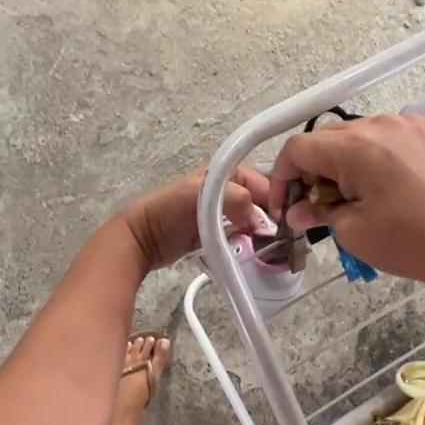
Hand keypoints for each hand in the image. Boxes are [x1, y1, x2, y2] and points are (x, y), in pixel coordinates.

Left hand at [118, 166, 273, 273]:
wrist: (141, 239)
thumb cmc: (168, 212)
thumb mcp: (200, 196)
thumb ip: (234, 199)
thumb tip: (259, 218)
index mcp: (223, 173)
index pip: (261, 180)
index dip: (274, 197)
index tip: (283, 219)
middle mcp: (225, 189)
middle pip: (259, 200)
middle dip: (270, 216)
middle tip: (279, 237)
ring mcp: (220, 212)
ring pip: (251, 218)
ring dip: (261, 231)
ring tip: (271, 247)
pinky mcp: (215, 232)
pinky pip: (240, 234)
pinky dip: (248, 241)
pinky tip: (255, 252)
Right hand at [269, 114, 424, 293]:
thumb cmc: (412, 244)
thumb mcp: (354, 233)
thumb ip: (320, 213)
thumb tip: (298, 211)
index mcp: (356, 146)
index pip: (299, 148)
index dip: (282, 177)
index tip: (286, 207)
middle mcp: (382, 123)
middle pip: (328, 138)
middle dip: (314, 171)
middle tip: (317, 207)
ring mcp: (411, 124)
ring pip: (359, 136)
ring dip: (345, 163)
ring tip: (354, 198)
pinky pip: (390, 137)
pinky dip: (376, 157)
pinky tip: (387, 187)